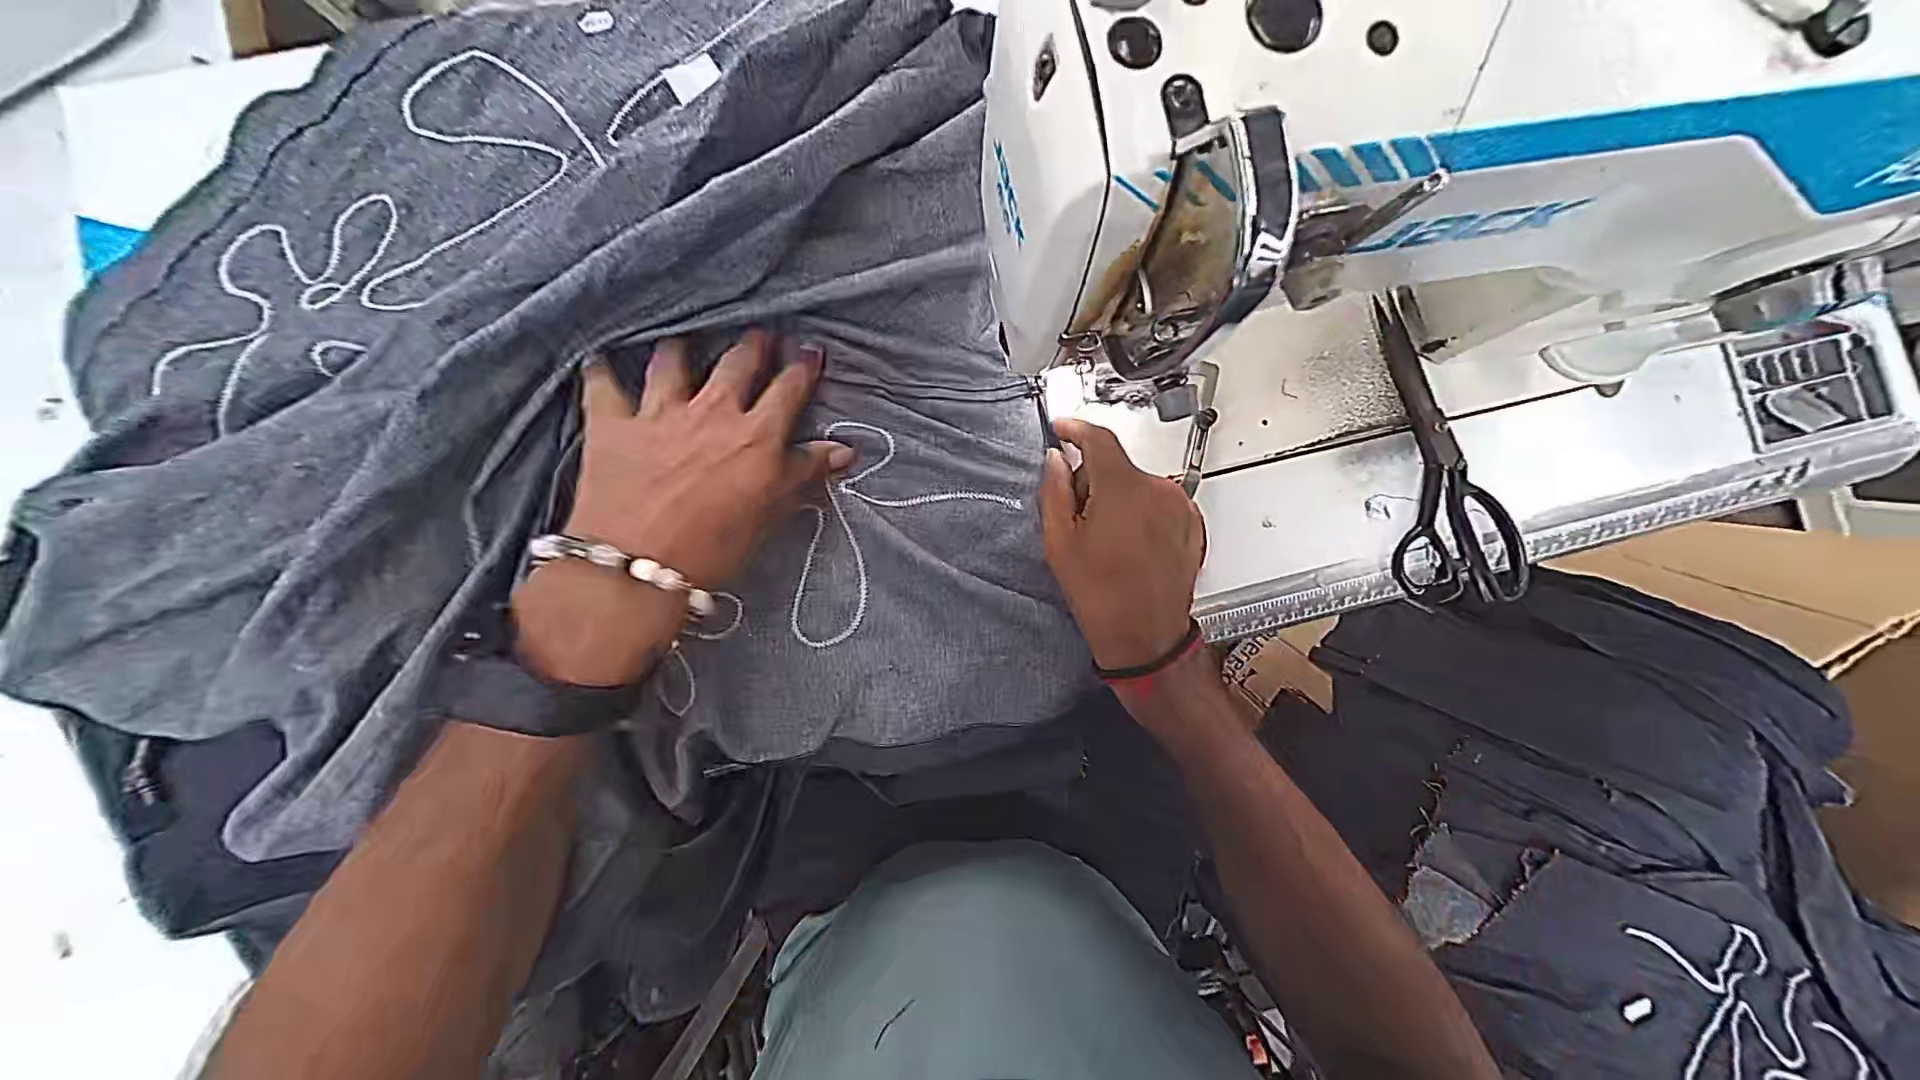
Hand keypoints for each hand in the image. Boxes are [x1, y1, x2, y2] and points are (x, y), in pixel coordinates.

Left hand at [565, 331, 853, 583]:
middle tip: (760, 335)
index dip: (803, 368)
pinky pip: (604, 383)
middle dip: (753, 346)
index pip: (788, 390)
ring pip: (673, 360)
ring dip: (683, 348)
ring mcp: (659, 413)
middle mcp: (711, 412)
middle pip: (737, 363)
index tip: (810, 351)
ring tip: (686, 342)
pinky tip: (600, 361)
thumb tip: (844, 450)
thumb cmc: (714, 547)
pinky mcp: (612, 423)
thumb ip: (805, 473)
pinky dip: (602, 370)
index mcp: (755, 436)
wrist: (637, 566)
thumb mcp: (771, 511)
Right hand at [1040, 418, 1205, 670]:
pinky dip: (1141, 513)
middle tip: (1079, 517)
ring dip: (1119, 498)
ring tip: (1108, 541)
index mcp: (1123, 489)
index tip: (1064, 429)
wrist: (1145, 635)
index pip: (1099, 438)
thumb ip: (1055, 491)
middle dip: (1094, 481)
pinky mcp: (1191, 524)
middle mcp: (1158, 490)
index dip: (1075, 429)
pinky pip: (1158, 503)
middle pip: (1117, 465)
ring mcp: (1179, 507)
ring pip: (1138, 484)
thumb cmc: (1104, 596)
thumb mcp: (1060, 542)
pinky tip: (1129, 546)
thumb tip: (1056, 461)